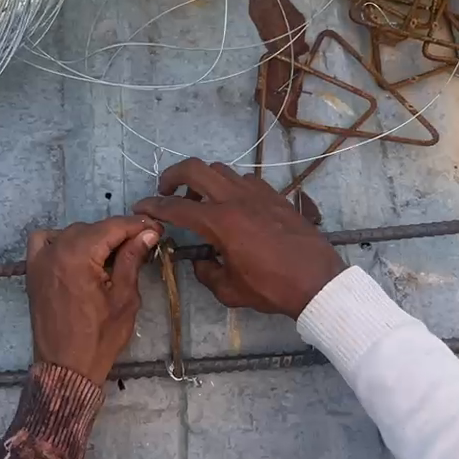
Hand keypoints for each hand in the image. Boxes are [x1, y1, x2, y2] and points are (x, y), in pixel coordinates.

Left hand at [25, 217, 163, 383]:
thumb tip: (148, 232)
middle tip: (142, 245)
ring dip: (94, 237)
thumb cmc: (99, 338)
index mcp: (77, 256)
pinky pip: (45, 241)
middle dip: (119, 233)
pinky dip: (61, 240)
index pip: (112, 227)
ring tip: (113, 254)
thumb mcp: (124, 298)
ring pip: (72, 232)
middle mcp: (54, 250)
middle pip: (93, 228)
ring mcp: (39, 259)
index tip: (157, 228)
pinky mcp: (33, 270)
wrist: (66, 368)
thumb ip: (132, 259)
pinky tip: (78, 253)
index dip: (138, 225)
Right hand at [133, 159, 344, 317]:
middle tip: (165, 190)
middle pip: (195, 168)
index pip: (176, 207)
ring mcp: (258, 193)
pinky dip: (230, 187)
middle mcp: (236, 199)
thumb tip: (201, 262)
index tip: (140, 207)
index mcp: (221, 222)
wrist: (318, 281)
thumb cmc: (272, 288)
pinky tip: (233, 206)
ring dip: (203, 180)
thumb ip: (207, 273)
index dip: (153, 206)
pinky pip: (244, 180)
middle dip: (172, 175)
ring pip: (220, 170)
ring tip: (200, 200)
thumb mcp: (230, 290)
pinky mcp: (275, 195)